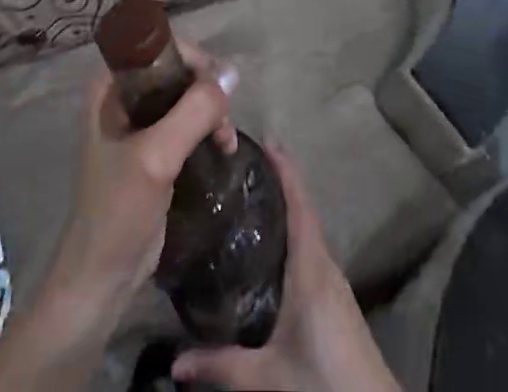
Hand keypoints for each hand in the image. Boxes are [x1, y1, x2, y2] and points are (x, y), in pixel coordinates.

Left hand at [0, 48, 234, 391]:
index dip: (193, 59)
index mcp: (108, 86)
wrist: (103, 271)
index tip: (220, 89)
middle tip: (224, 124)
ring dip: (210, 112)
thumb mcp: (156, 157)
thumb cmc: (118, 208)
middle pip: (174, 70)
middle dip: (206, 90)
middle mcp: (120, 96)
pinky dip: (205, 129)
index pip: (156, 47)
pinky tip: (220, 149)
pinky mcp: (151, 148)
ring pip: (183, 96)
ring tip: (225, 143)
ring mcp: (135, 123)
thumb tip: (232, 74)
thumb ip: (192, 113)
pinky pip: (184, 122)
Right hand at [171, 144, 400, 391]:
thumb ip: (222, 364)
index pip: (300, 207)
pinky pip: (310, 251)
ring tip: (250, 194)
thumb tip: (173, 362)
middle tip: (242, 164)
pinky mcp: (334, 300)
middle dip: (279, 183)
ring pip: (307, 232)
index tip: (267, 140)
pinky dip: (292, 232)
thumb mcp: (268, 376)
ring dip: (287, 207)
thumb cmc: (325, 380)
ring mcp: (333, 283)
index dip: (286, 172)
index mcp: (311, 269)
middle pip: (303, 213)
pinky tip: (270, 244)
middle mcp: (325, 267)